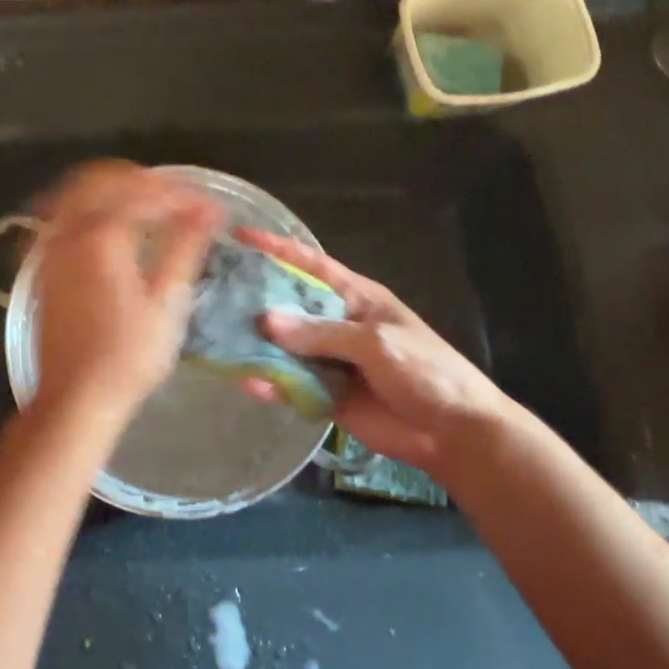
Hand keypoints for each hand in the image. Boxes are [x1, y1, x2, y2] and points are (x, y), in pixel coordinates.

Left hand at [30, 161, 225, 423]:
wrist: (75, 398)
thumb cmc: (128, 356)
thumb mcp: (167, 301)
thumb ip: (185, 246)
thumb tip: (209, 209)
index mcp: (103, 235)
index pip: (145, 193)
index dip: (181, 194)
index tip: (209, 206)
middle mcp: (69, 230)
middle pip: (102, 179)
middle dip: (141, 179)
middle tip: (175, 195)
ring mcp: (49, 247)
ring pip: (75, 193)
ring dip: (110, 188)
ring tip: (144, 204)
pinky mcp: (41, 266)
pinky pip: (58, 216)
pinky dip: (84, 208)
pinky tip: (104, 225)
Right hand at [233, 229, 519, 477]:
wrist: (455, 432)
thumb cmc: (425, 371)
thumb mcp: (375, 343)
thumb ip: (320, 333)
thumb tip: (264, 321)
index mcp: (356, 298)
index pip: (311, 265)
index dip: (277, 248)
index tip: (241, 236)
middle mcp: (337, 323)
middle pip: (288, 305)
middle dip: (254, 298)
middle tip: (213, 291)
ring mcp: (330, 360)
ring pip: (284, 346)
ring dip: (255, 344)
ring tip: (217, 339)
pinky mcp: (326, 395)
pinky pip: (291, 385)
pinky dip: (270, 384)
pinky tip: (248, 382)